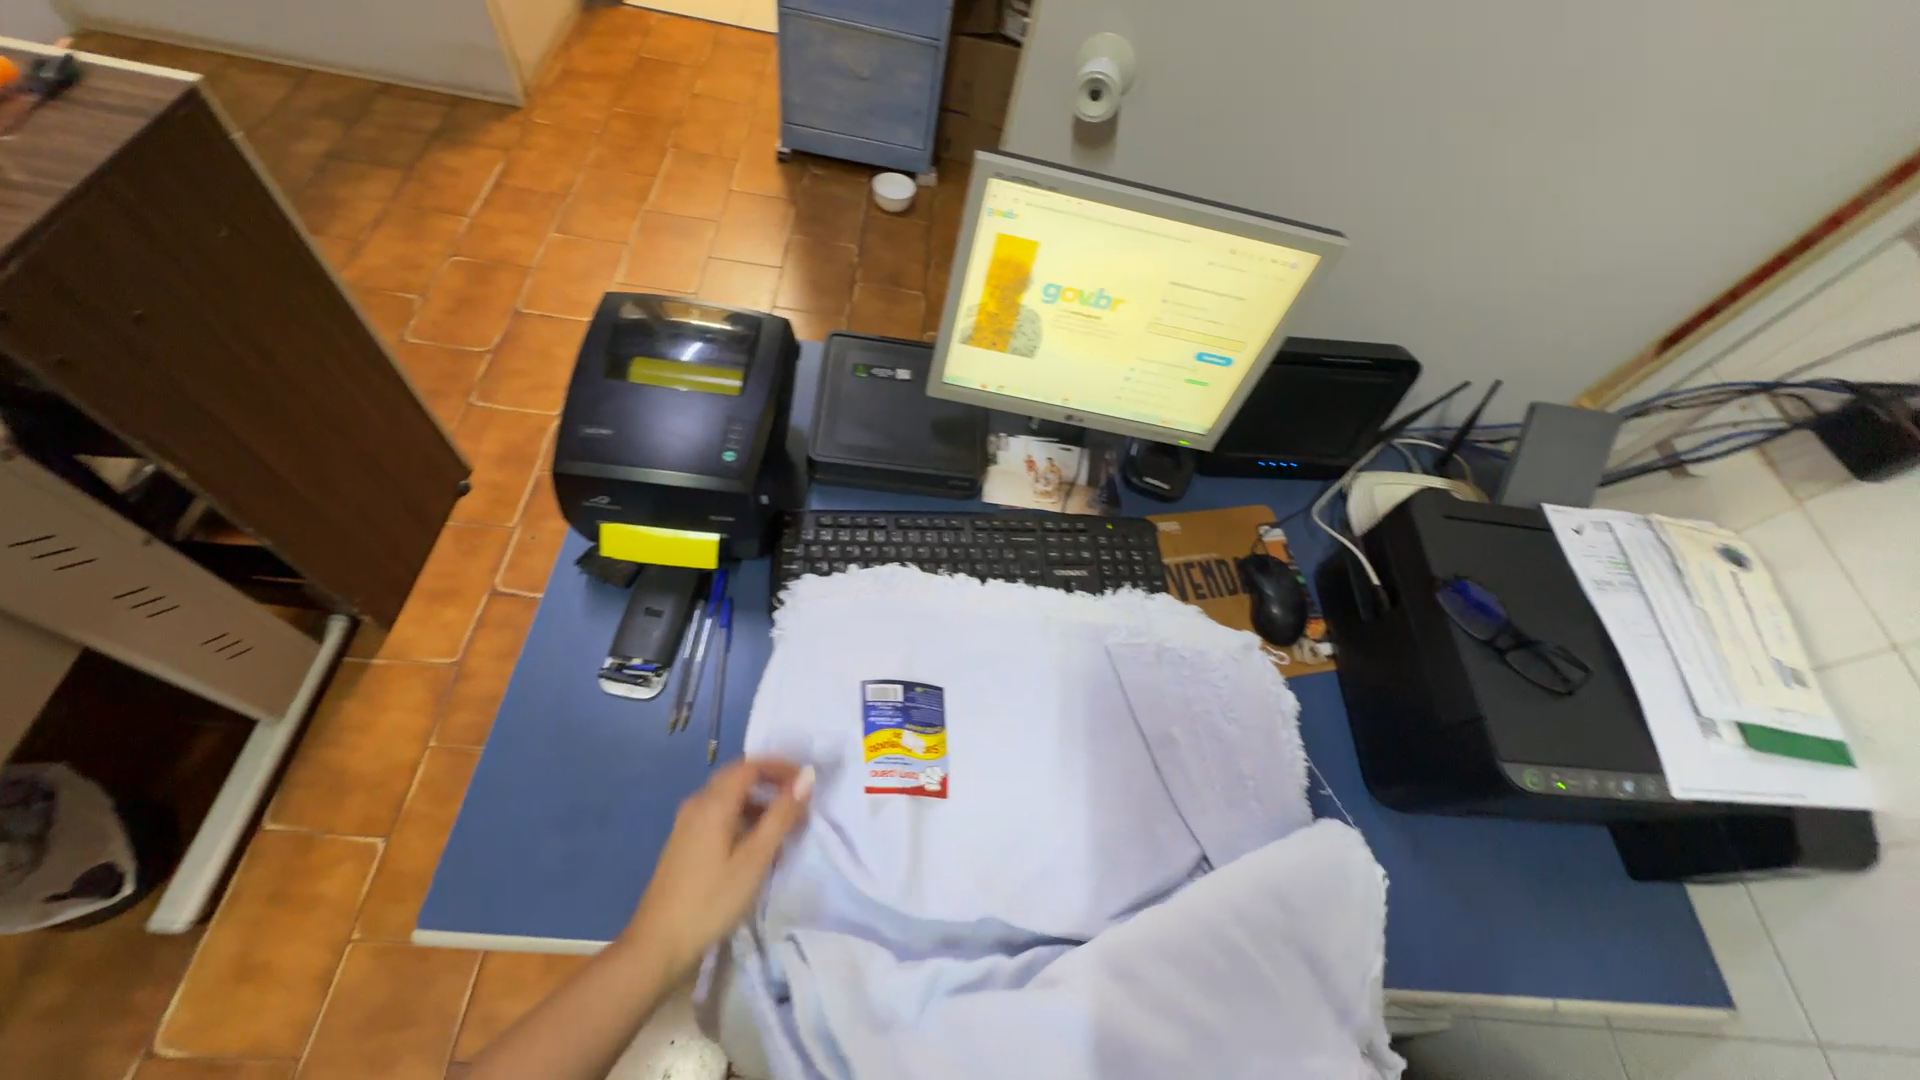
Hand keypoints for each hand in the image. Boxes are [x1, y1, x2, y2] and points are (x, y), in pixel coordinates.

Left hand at [622, 758, 813, 980]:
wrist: (659, 944)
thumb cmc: (712, 899)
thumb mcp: (755, 858)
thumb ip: (782, 815)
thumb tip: (806, 777)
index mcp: (713, 803)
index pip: (750, 766)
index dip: (780, 767)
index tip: (806, 782)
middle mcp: (697, 805)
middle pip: (738, 780)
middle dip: (771, 785)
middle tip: (799, 805)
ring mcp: (686, 825)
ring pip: (728, 801)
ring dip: (758, 806)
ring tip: (783, 830)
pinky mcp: (684, 844)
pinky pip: (719, 818)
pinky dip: (742, 822)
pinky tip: (755, 849)